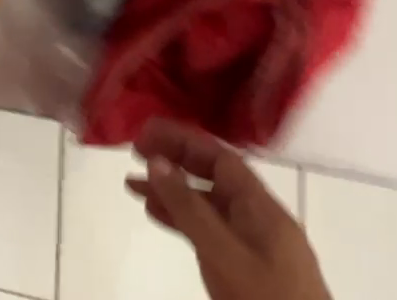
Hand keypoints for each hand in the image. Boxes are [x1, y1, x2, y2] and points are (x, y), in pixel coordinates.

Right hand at [127, 120, 331, 299]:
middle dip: (174, 159)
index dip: (182, 139)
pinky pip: (210, 226)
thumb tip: (156, 161)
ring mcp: (256, 242)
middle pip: (215, 175)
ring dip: (172, 189)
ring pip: (209, 202)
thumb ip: (188, 207)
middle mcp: (261, 218)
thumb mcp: (222, 253)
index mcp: (262, 209)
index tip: (144, 134)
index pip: (220, 158)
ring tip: (133, 186)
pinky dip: (182, 216)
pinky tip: (157, 216)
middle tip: (135, 154)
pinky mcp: (248, 263)